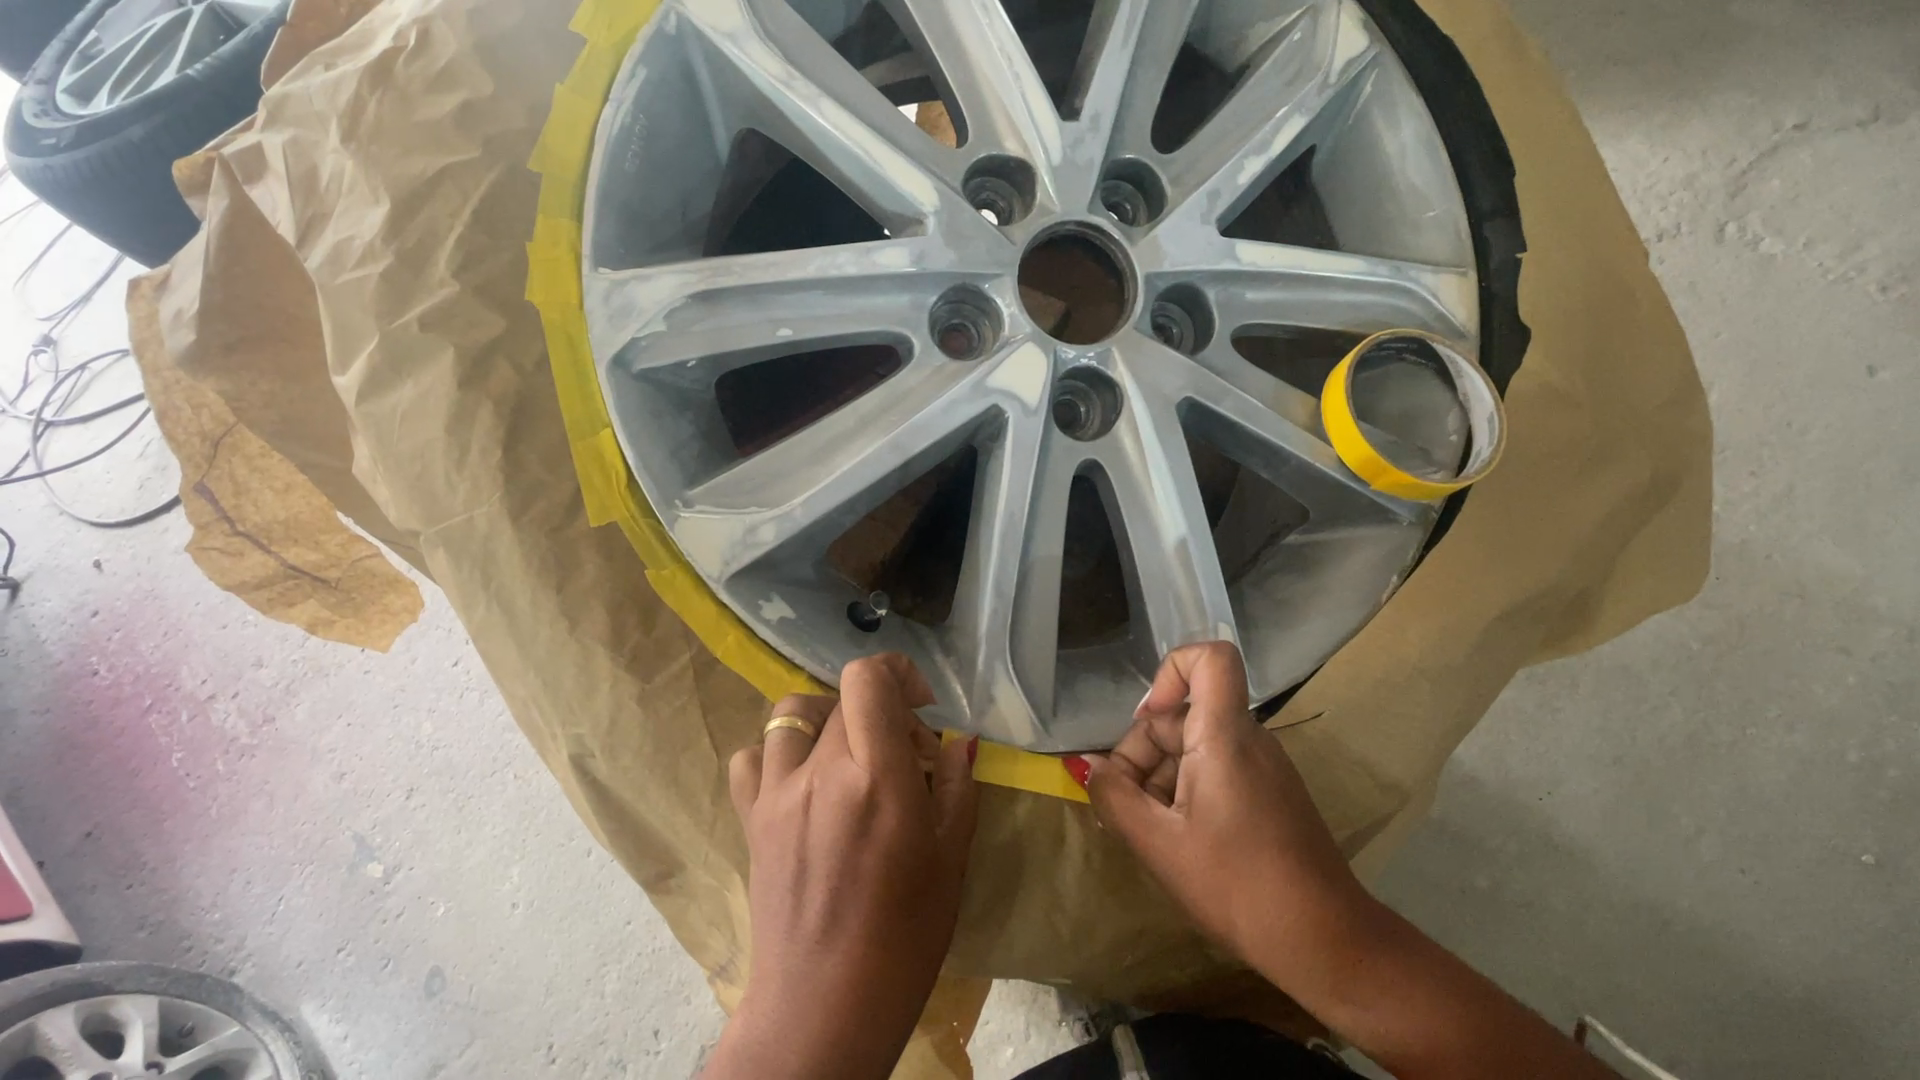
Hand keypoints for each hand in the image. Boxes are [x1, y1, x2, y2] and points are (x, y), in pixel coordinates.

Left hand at [704, 654, 978, 1079]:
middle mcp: (821, 771)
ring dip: (828, 719)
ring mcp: (778, 793)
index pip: (868, 679)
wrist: (825, 1002)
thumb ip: (958, 787)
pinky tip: (802, 780)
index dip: (896, 672)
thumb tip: (956, 742)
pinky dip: (779, 752)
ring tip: (849, 753)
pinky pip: (753, 757)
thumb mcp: (951, 857)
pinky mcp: (752, 819)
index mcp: (877, 777)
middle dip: (881, 709)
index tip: (920, 705)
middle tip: (904, 755)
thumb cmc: (905, 935)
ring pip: (792, 714)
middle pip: (843, 697)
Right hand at [1088, 643, 1621, 1079]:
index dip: (1168, 672)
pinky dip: (1184, 794)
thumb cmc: (1235, 884)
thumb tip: (1090, 766)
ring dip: (1159, 779)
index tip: (1143, 722)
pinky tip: (1174, 841)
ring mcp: (1263, 768)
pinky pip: (1215, 771)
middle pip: (1184, 714)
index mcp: (1225, 735)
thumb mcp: (1157, 842)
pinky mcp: (1269, 795)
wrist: (1323, 940)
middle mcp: (1249, 739)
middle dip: (1142, 753)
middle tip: (1123, 810)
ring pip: (1195, 747)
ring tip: (1145, 834)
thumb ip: (1113, 795)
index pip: (1210, 657)